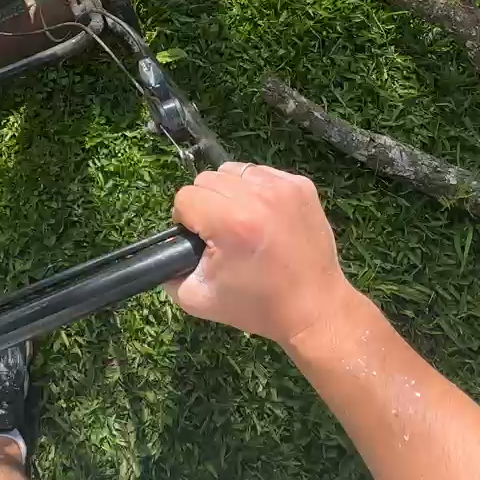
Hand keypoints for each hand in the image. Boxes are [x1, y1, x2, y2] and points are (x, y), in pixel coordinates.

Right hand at [168, 163, 357, 347]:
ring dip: (231, 193)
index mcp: (231, 222)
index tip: (202, 241)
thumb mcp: (200, 299)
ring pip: (232, 171)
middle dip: (208, 204)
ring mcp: (282, 187)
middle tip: (223, 234)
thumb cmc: (258, 305)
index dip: (187, 221)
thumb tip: (163, 250)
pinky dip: (256, 190)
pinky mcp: (301, 185)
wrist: (315, 308)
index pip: (186, 197)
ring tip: (243, 222)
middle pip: (207, 179)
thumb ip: (169, 273)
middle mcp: (257, 196)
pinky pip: (261, 173)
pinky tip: (265, 217)